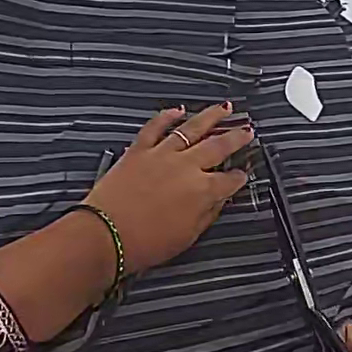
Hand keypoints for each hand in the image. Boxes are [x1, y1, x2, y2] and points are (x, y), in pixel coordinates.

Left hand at [84, 104, 251, 272]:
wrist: (105, 235)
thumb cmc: (144, 242)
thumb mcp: (187, 236)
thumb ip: (207, 214)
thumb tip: (218, 201)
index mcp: (203, 191)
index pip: (230, 180)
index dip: (240, 176)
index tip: (244, 173)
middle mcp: (186, 167)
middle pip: (219, 145)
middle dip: (237, 137)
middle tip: (247, 130)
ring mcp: (162, 155)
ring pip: (193, 128)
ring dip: (212, 116)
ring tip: (224, 108)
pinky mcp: (139, 151)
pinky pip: (156, 127)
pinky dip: (168, 116)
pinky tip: (178, 110)